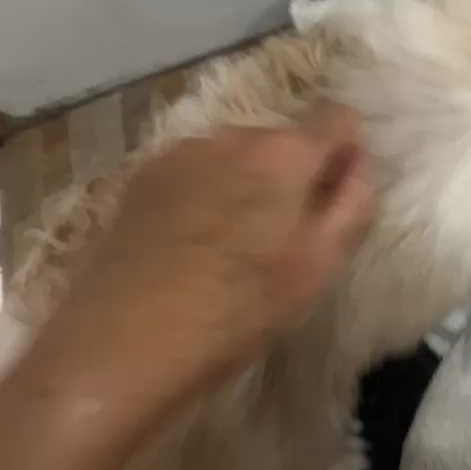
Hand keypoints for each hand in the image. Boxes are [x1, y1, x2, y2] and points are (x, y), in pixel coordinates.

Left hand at [18, 105, 375, 423]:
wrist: (113, 353)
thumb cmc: (236, 310)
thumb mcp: (321, 264)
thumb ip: (356, 201)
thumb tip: (358, 164)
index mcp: (286, 152)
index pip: (338, 116)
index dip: (346, 152)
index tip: (333, 198)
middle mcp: (235, 136)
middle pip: (286, 139)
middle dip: (294, 174)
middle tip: (282, 236)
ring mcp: (180, 154)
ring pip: (239, 156)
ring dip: (248, 183)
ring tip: (229, 245)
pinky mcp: (138, 179)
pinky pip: (196, 171)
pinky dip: (206, 194)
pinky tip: (188, 245)